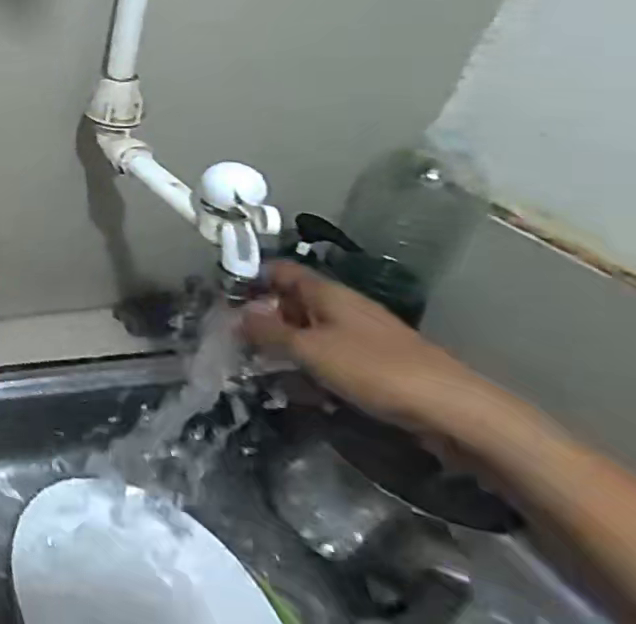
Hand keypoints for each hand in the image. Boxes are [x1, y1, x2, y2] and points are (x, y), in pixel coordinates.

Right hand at [241, 261, 499, 433]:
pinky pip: (334, 354)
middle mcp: (346, 306)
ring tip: (264, 365)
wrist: (461, 414)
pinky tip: (304, 386)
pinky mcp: (382, 363)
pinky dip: (314, 364)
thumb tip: (237, 316)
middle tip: (237, 339)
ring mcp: (367, 335)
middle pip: (294, 301)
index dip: (250, 278)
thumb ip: (267, 331)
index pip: (279, 270)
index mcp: (327, 293)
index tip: (223, 299)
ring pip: (313, 330)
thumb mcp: (308, 349)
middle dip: (264, 317)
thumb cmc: (375, 370)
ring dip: (288, 344)